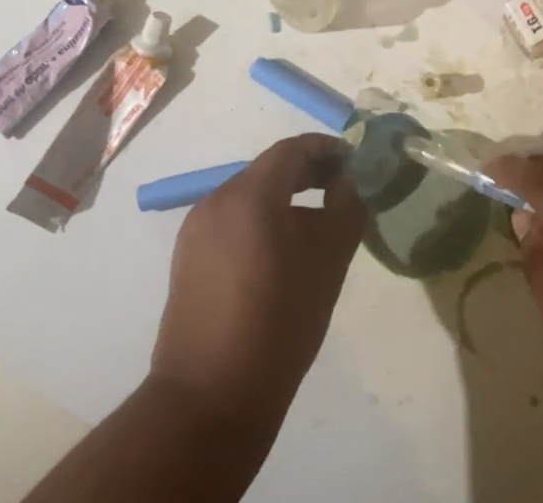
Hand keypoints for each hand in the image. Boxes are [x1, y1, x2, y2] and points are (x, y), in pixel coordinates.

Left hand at [150, 134, 364, 419]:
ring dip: (284, 201)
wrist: (211, 392)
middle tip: (343, 192)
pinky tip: (280, 257)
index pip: (293, 150)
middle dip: (308, 174)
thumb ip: (345, 208)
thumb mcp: (330, 260)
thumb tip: (347, 181)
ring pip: (248, 198)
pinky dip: (260, 224)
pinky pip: (231, 225)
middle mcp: (215, 200)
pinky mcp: (187, 260)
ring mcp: (195, 230)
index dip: (328, 150)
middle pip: (268, 171)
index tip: (355, 164)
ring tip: (316, 228)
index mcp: (250, 193)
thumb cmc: (280, 320)